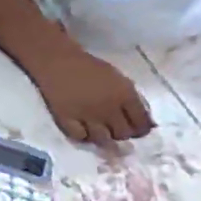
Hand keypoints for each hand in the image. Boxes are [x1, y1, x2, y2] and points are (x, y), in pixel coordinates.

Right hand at [27, 47, 154, 143]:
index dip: (142, 129)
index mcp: (125, 96)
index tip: (138, 129)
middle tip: (118, 129)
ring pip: (102, 139)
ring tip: (102, 132)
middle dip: (123, 133)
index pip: (142, 123)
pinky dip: (84, 136)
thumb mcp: (118, 79)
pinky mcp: (67, 119)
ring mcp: (87, 116)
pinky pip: (80, 136)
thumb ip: (129, 98)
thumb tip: (139, 116)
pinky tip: (84, 130)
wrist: (58, 62)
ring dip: (105, 137)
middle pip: (123, 134)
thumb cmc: (90, 67)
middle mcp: (108, 109)